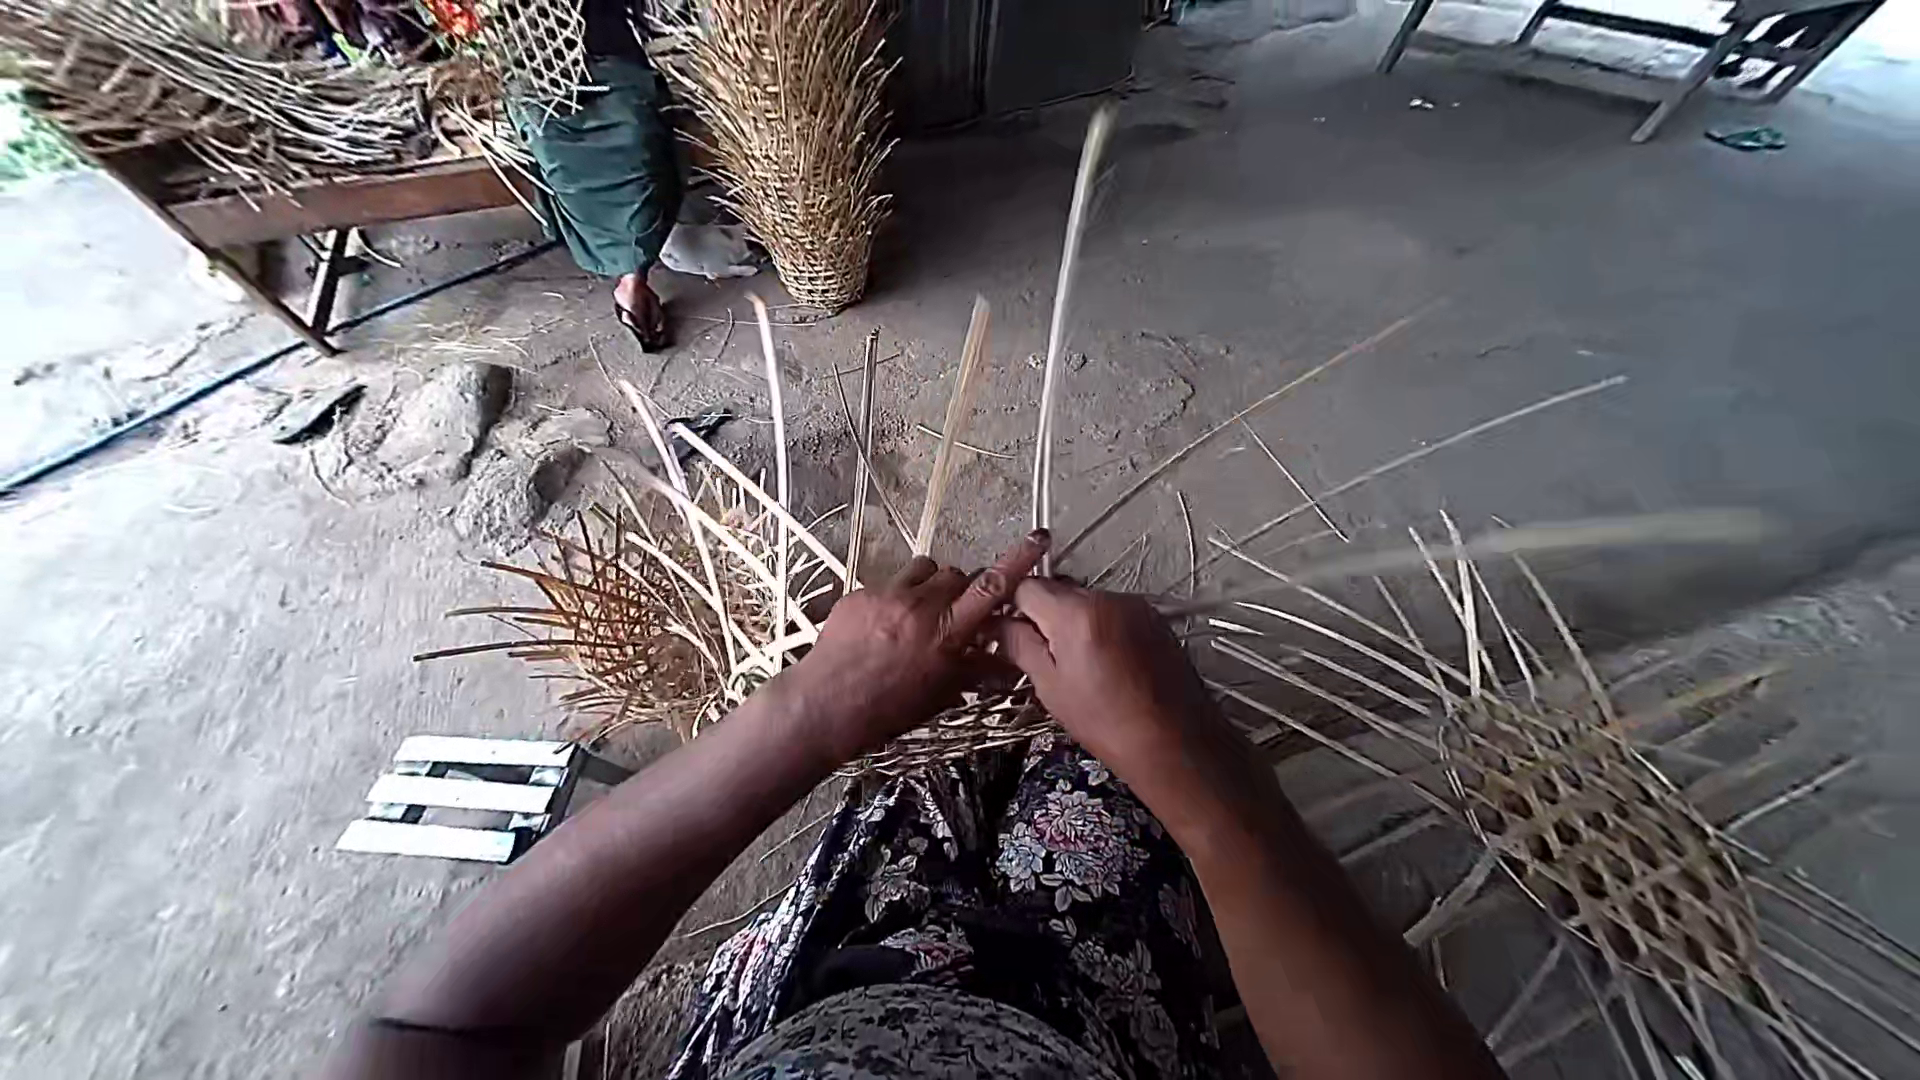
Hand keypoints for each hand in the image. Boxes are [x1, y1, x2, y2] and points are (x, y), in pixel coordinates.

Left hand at [779, 530, 1051, 759]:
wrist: (823, 708)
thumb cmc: (886, 711)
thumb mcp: (938, 695)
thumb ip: (974, 671)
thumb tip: (1008, 665)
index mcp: (945, 635)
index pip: (991, 589)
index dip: (1018, 561)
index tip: (1036, 538)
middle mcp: (919, 607)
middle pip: (956, 574)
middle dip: (960, 589)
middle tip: (951, 614)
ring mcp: (887, 596)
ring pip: (923, 570)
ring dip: (928, 585)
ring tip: (916, 612)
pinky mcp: (860, 593)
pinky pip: (888, 583)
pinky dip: (894, 599)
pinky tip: (880, 626)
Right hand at [992, 579, 1240, 804]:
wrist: (1176, 744)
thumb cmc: (1112, 724)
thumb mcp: (1051, 687)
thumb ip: (1021, 645)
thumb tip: (999, 624)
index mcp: (1076, 614)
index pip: (1027, 585)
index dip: (1011, 606)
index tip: (1006, 626)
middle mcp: (1107, 599)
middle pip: (1057, 589)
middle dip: (1042, 614)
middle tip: (1040, 652)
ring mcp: (1134, 605)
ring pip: (1085, 600)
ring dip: (1072, 620)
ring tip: (1078, 664)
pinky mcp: (1153, 617)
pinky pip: (1111, 610)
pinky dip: (1099, 626)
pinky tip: (1104, 663)